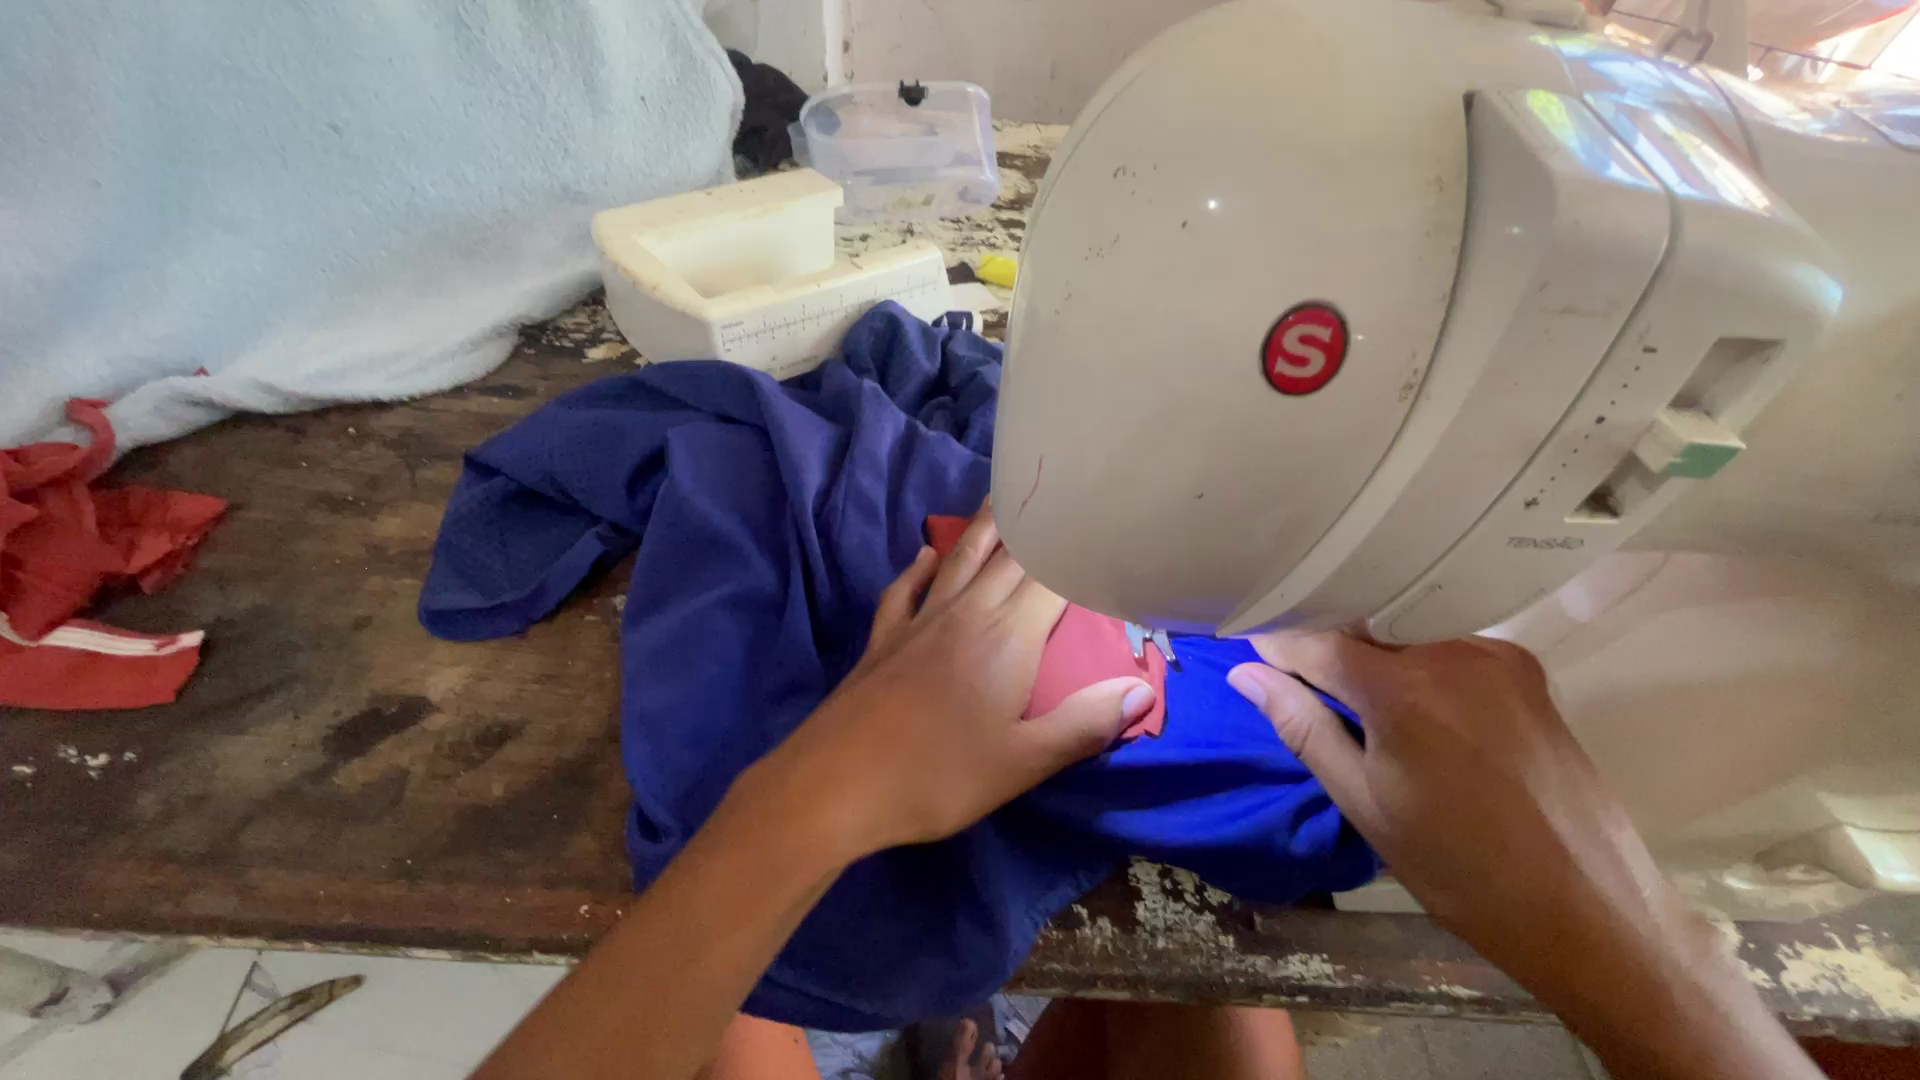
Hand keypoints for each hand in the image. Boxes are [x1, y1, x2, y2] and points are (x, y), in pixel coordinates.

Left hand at [740, 506, 1155, 857]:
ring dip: (983, 527)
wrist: (834, 784)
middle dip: (1037, 522)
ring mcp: (919, 622)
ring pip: (959, 560)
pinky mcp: (884, 640)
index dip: (1078, 546)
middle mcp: (965, 614)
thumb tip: (1141, 693)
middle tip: (1057, 490)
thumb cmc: (936, 776)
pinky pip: (906, 589)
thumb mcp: (1022, 762)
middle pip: (1008, 555)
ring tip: (1001, 495)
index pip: (1053, 575)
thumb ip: (1084, 724)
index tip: (1101, 520)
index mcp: (1006, 637)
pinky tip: (927, 554)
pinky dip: (921, 567)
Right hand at [1226, 632, 1821, 1079]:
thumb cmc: (1457, 866)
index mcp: (1404, 687)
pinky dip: (1418, 666)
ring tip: (1348, 692)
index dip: (1279, 646)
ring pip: (1409, 638)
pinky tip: (1410, 702)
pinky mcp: (1527, 673)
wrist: (1590, 912)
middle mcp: (1454, 653)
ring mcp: (1498, 658)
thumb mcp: (1361, 800)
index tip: (1249, 649)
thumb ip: (1301, 725)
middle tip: (1292, 674)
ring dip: (1373, 657)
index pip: (1318, 643)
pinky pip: (1449, 651)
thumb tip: (1246, 674)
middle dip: (1324, 649)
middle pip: (1365, 632)